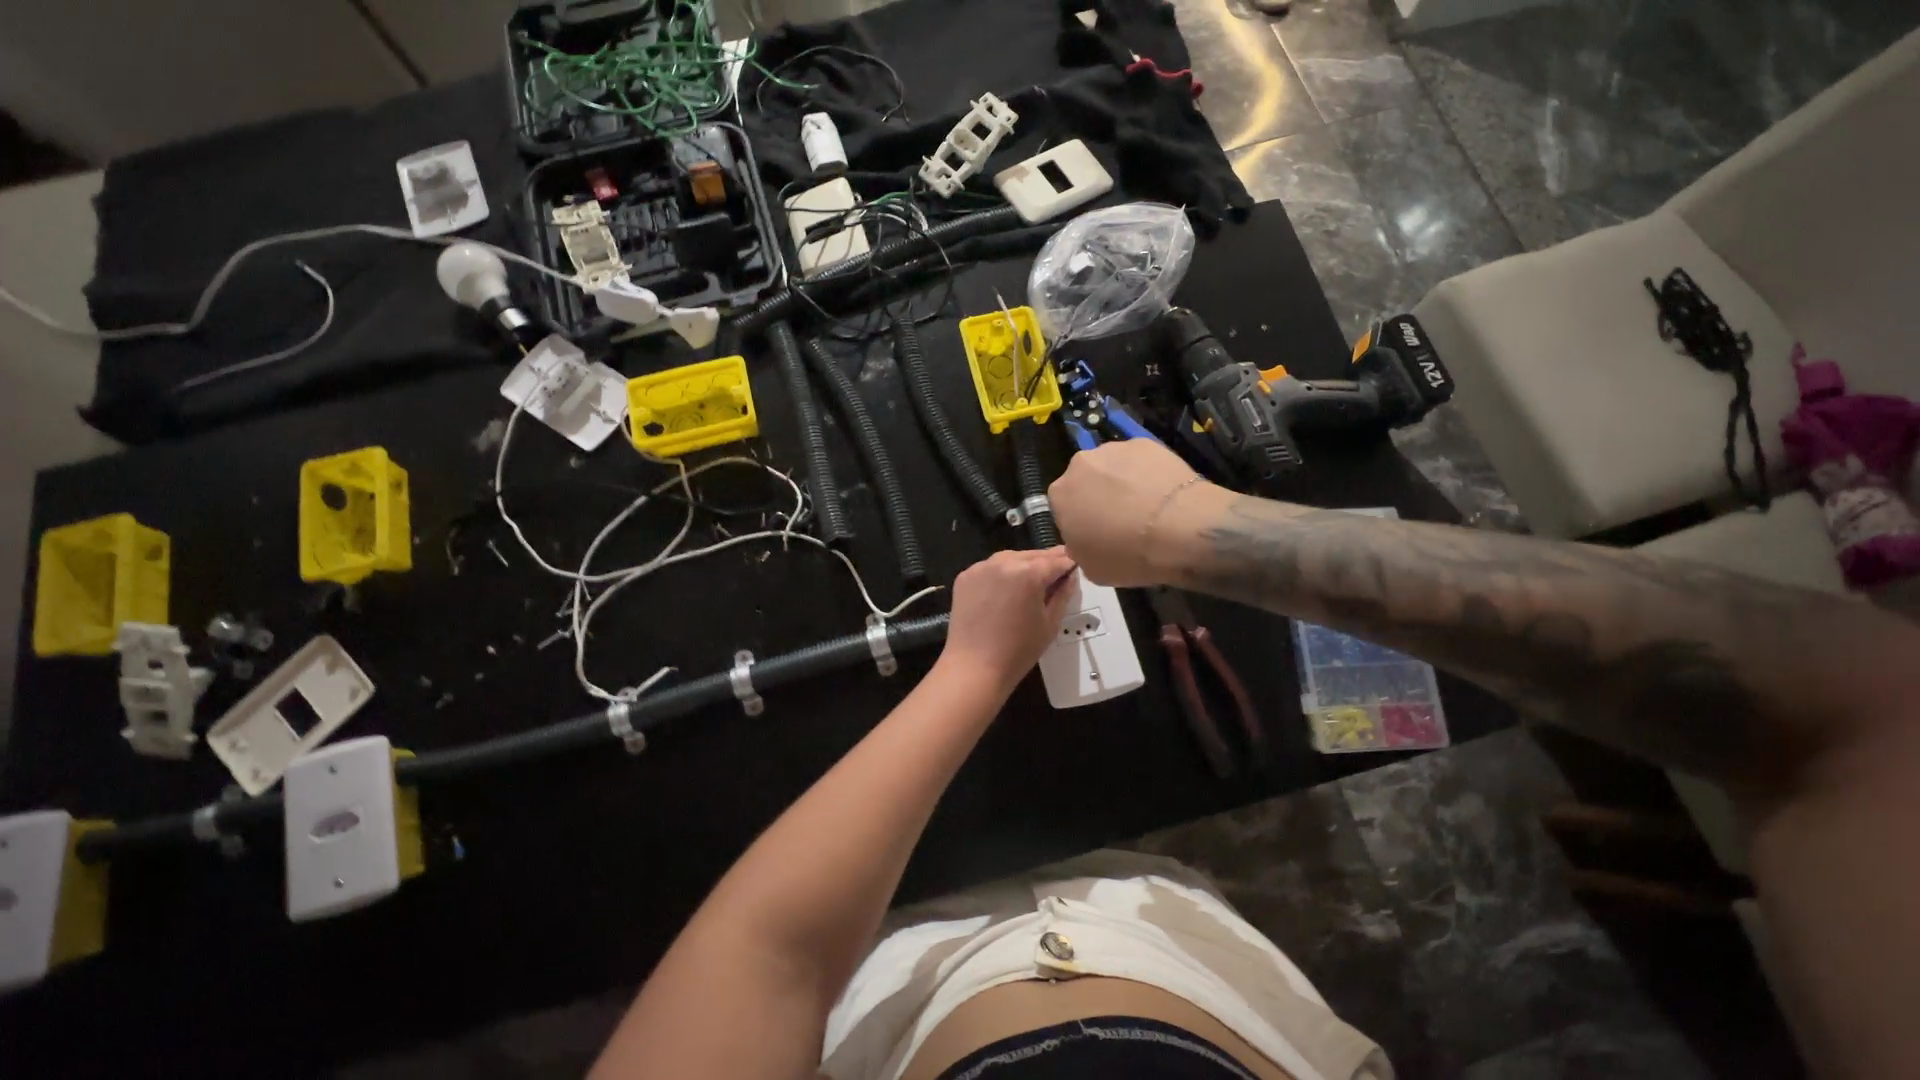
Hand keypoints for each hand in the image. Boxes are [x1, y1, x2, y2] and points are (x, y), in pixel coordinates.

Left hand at [938, 548, 1077, 690]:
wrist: (974, 666)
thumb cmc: (1018, 650)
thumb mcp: (1050, 623)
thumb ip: (1063, 594)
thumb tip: (1070, 577)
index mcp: (1028, 573)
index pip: (1057, 561)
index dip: (1070, 564)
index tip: (1077, 567)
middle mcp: (1003, 562)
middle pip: (1033, 555)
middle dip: (1048, 562)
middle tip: (1060, 570)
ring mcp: (981, 567)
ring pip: (1011, 558)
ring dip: (1025, 564)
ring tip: (1034, 580)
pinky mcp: (965, 576)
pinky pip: (990, 568)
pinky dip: (1002, 573)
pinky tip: (1007, 588)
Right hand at [1048, 441, 1212, 585]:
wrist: (1179, 529)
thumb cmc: (1128, 555)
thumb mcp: (1091, 568)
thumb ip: (1079, 547)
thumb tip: (1086, 538)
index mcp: (1059, 495)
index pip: (1063, 506)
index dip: (1080, 520)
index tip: (1097, 533)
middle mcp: (1079, 464)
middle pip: (1086, 480)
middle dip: (1098, 495)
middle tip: (1122, 519)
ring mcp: (1113, 449)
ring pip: (1112, 466)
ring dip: (1122, 481)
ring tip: (1148, 505)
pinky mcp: (1145, 442)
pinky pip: (1140, 459)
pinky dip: (1147, 471)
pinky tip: (1163, 491)